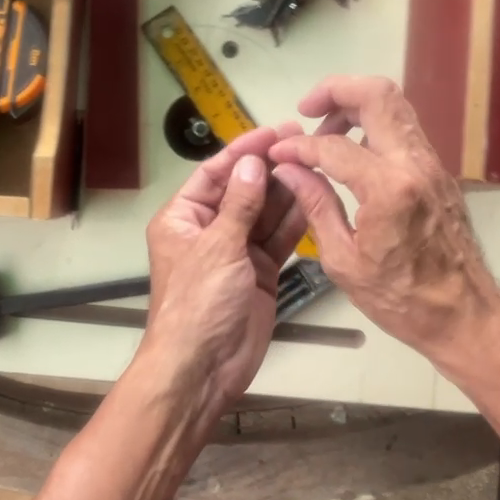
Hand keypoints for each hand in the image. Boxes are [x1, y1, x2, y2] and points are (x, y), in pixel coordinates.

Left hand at [142, 125, 307, 414]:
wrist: (203, 367)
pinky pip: (278, 240)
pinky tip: (316, 199)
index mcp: (183, 218)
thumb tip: (252, 163)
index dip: (244, 151)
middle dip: (270, 170)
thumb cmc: (198, 303)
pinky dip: (295, 223)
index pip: (215, 174)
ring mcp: (236, 253)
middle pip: (243, 190)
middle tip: (306, 143)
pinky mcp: (259, 273)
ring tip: (317, 165)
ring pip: (264, 214)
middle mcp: (209, 230)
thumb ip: (239, 204)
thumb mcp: (217, 247)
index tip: (275, 131)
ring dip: (287, 193)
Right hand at [269, 76, 499, 376]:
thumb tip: (289, 171)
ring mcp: (432, 165)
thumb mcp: (344, 261)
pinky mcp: (438, 173)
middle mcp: (415, 165)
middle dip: (335, 90)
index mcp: (388, 189)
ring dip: (356, 106)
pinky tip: (351, 154)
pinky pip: (404, 130)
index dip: (298, 147)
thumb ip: (316, 206)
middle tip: (307, 110)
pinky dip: (374, 126)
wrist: (466, 315)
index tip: (278, 155)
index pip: (333, 146)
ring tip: (326, 133)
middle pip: (377, 94)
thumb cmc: (401, 299)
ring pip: (396, 105)